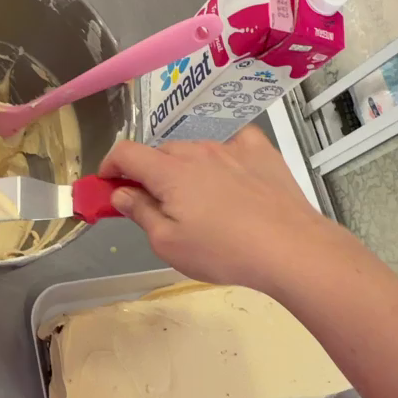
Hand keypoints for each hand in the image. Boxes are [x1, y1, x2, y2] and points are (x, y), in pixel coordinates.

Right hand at [99, 126, 352, 290]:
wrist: (290, 247)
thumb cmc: (222, 252)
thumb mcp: (168, 243)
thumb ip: (140, 213)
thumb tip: (121, 193)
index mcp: (170, 172)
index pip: (126, 152)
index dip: (109, 166)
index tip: (107, 186)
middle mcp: (198, 151)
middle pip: (160, 152)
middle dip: (146, 173)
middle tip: (149, 203)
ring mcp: (232, 147)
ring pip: (194, 150)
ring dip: (183, 168)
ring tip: (195, 201)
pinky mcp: (261, 152)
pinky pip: (230, 145)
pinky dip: (219, 158)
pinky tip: (228, 180)